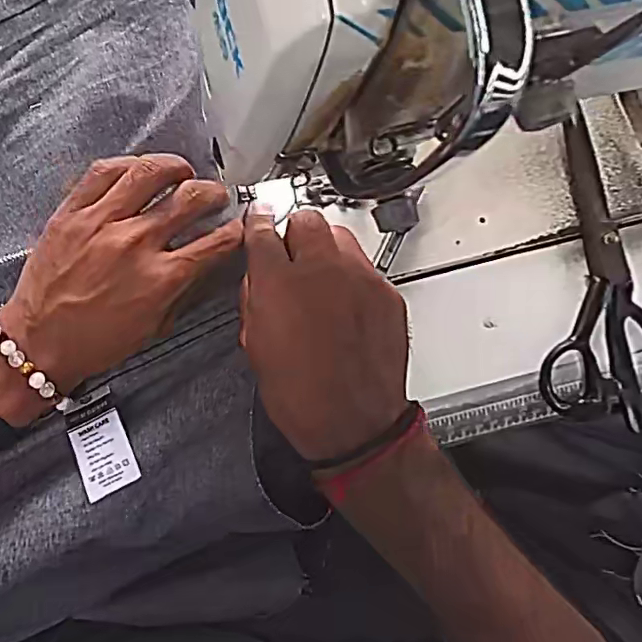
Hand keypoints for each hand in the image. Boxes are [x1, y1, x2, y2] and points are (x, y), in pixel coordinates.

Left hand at [0, 154, 241, 425]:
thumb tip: (206, 265)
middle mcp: (134, 244)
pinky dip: (128, 163)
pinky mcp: (71, 214)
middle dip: (213, 192)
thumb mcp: (153, 326)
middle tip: (214, 195)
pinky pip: (102, 172)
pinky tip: (137, 168)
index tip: (238, 225)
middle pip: (190, 198)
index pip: (216, 241)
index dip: (236, 229)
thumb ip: (184, 292)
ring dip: (176, 167)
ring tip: (182, 172)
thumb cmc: (93, 342)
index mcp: (160, 278)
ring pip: (149, 172)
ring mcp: (100, 224)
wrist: (39, 343)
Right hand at [239, 205, 409, 462]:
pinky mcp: (386, 292)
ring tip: (318, 278)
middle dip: (293, 232)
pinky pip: (364, 265)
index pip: (262, 228)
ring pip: (339, 235)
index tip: (258, 219)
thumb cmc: (301, 394)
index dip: (257, 222)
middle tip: (288, 254)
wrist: (352, 422)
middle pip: (306, 219)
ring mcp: (358, 278)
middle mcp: (320, 271)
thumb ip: (255, 299)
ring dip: (324, 249)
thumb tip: (258, 278)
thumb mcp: (256, 344)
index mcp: (277, 282)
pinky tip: (343, 302)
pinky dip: (350, 275)